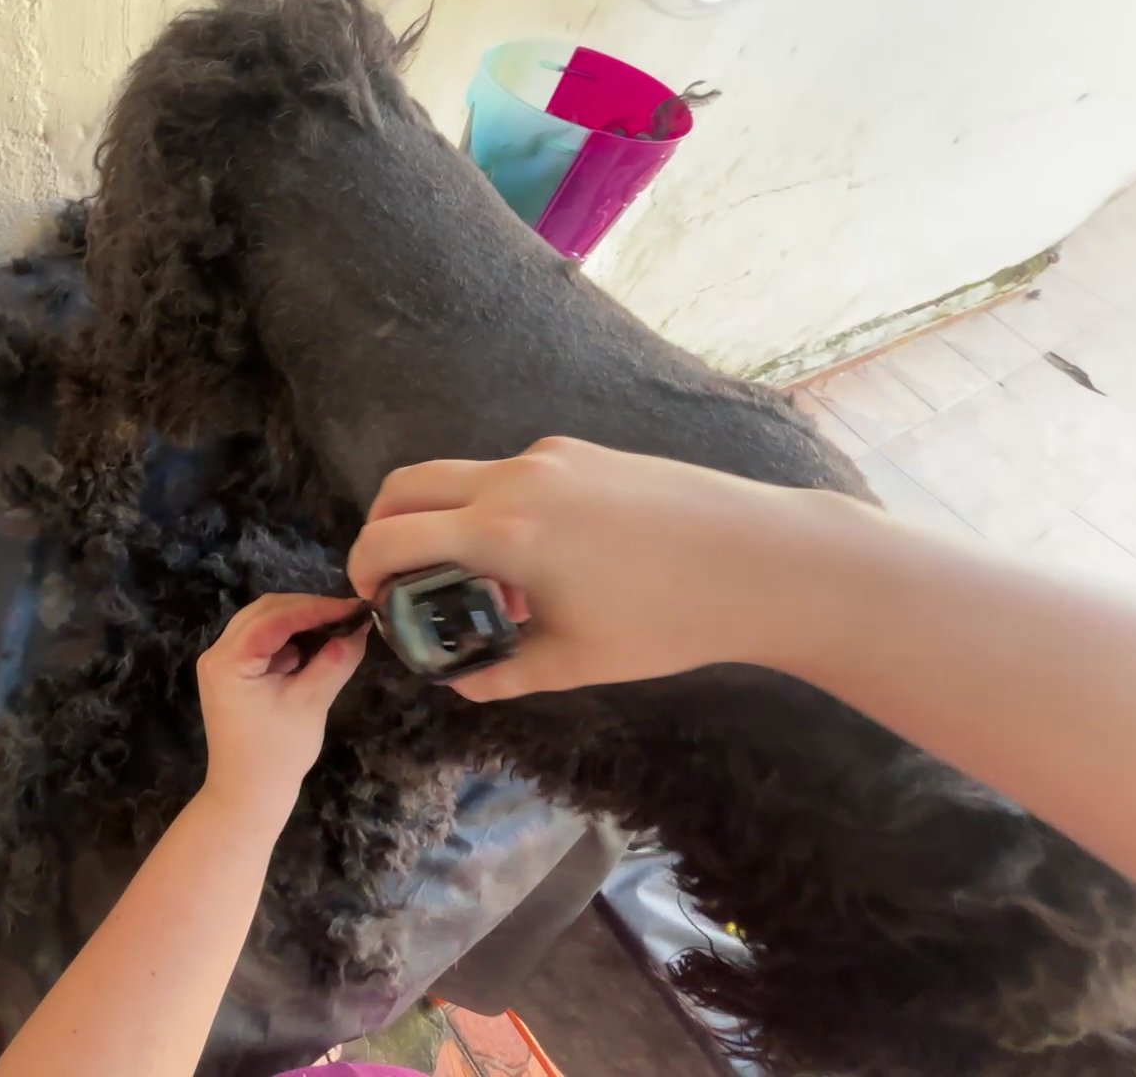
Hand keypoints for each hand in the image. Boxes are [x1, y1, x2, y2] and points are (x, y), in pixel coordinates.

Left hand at [194, 594, 368, 822]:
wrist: (247, 795)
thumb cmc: (277, 754)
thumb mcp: (311, 703)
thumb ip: (335, 661)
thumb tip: (360, 629)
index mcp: (229, 660)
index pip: (275, 617)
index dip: (316, 607)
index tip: (353, 607)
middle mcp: (218, 653)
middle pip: (265, 612)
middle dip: (307, 609)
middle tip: (347, 614)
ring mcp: (221, 662)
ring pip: (262, 623)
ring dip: (298, 621)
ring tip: (336, 625)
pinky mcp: (232, 673)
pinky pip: (261, 641)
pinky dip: (288, 638)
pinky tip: (314, 644)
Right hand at [347, 437, 866, 700]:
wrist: (773, 561)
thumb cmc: (670, 620)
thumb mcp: (574, 660)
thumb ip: (500, 674)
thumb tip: (458, 682)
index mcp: (501, 532)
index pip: (391, 537)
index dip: (362, 566)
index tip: (367, 594)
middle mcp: (511, 480)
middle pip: (405, 485)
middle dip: (380, 527)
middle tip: (392, 572)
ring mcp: (545, 459)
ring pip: (453, 476)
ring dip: (436, 517)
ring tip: (472, 572)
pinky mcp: (575, 452)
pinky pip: (501, 475)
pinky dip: (483, 507)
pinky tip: (528, 551)